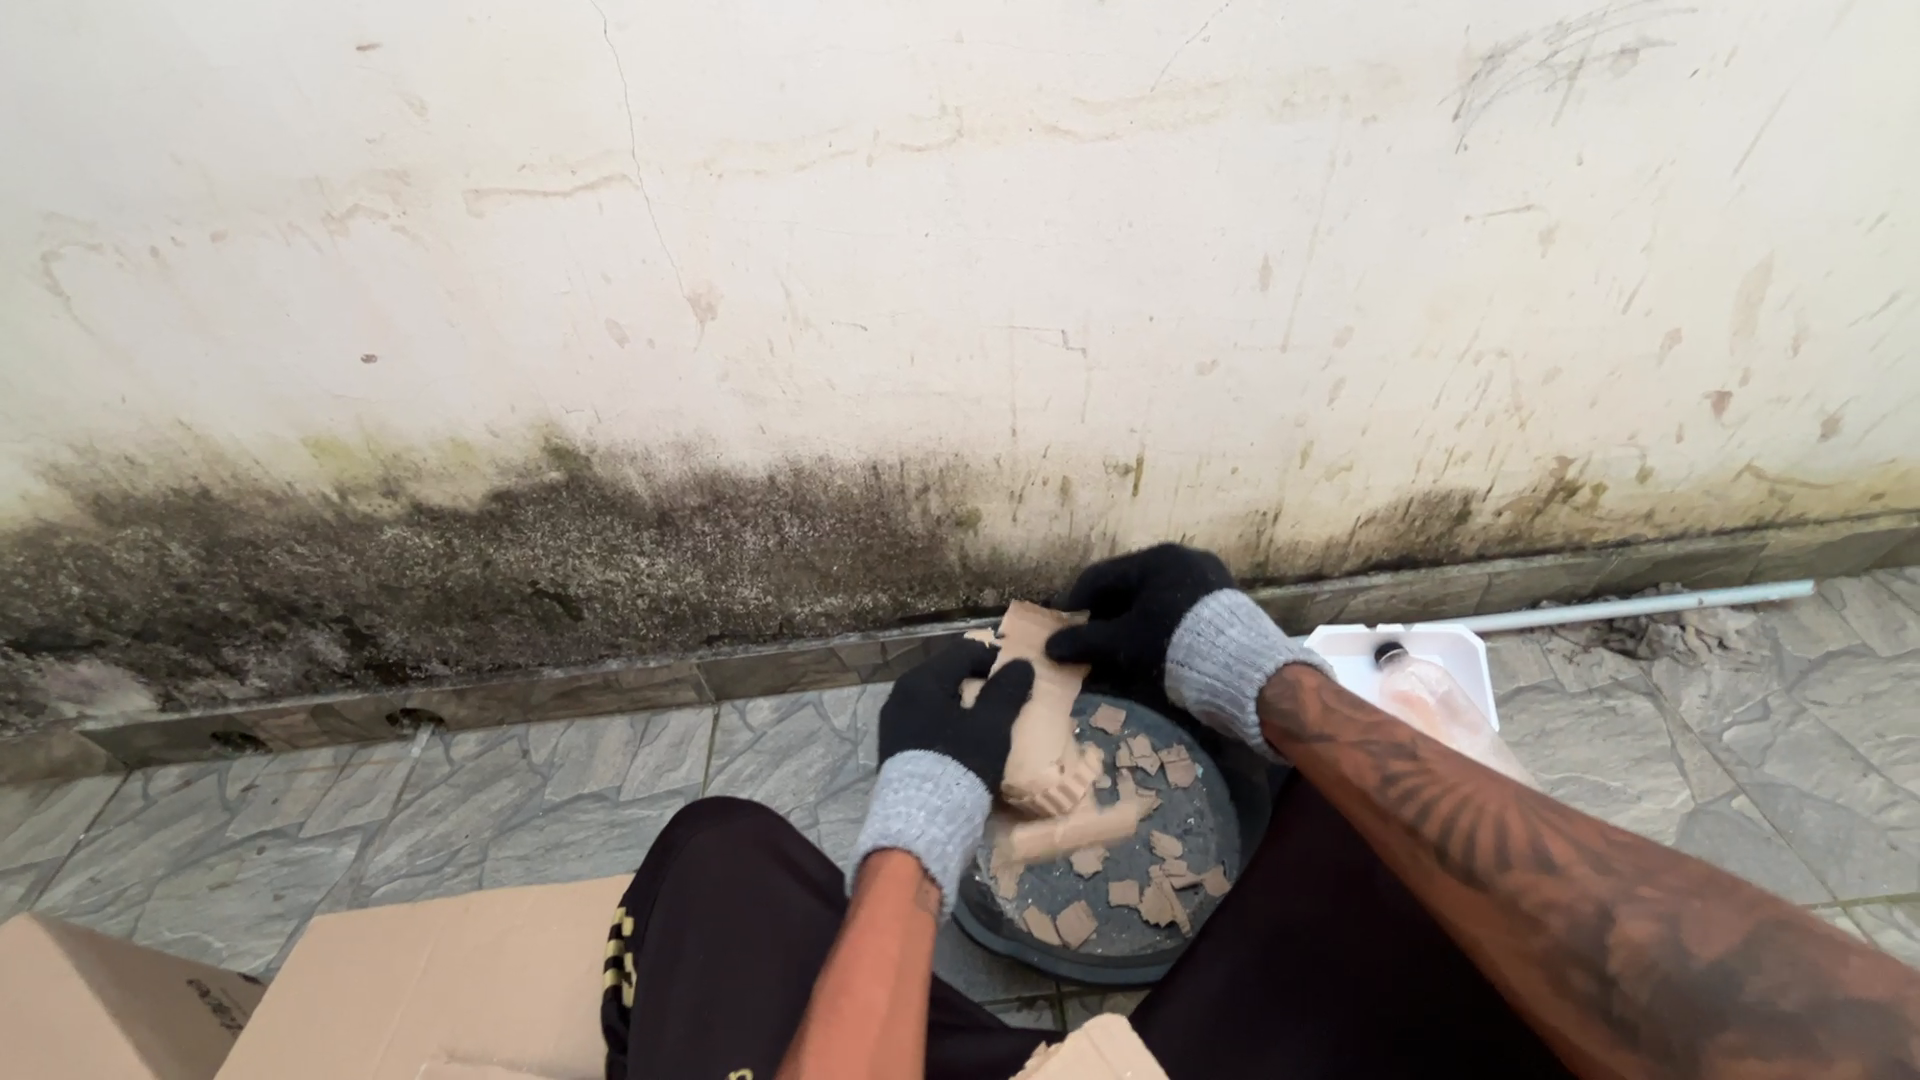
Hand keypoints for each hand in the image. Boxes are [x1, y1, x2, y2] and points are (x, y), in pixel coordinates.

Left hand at [878, 639, 1035, 789]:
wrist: (921, 822)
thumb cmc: (958, 764)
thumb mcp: (990, 725)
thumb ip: (1006, 690)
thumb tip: (1021, 664)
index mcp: (922, 680)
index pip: (964, 651)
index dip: (994, 657)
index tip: (1017, 672)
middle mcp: (901, 693)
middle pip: (947, 671)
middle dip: (978, 678)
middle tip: (1006, 694)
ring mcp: (894, 719)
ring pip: (936, 695)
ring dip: (963, 699)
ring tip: (989, 717)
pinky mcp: (893, 744)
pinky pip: (926, 717)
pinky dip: (948, 718)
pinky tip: (964, 737)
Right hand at [1043, 543, 1233, 683]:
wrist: (1245, 669)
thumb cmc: (1175, 644)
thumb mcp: (1123, 643)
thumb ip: (1084, 641)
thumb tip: (1049, 647)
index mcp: (1155, 559)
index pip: (1100, 576)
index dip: (1075, 602)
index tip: (1062, 624)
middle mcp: (1183, 558)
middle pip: (1129, 585)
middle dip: (1105, 614)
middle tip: (1090, 639)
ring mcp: (1208, 577)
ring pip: (1154, 597)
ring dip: (1131, 620)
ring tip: (1119, 647)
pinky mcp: (1226, 600)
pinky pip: (1179, 607)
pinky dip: (1158, 624)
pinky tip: (1153, 646)